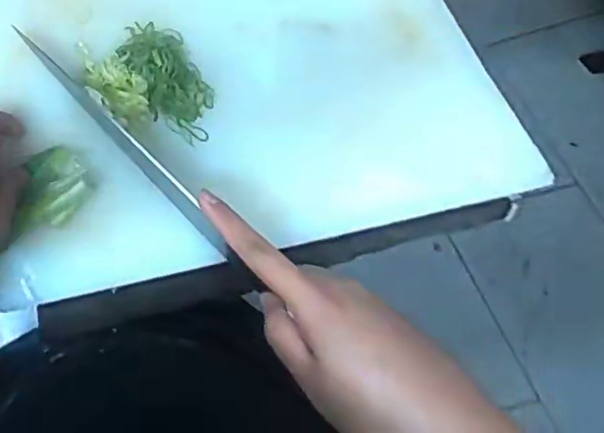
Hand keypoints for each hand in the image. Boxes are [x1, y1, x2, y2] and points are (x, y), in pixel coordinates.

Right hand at [201, 191, 516, 432]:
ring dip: (323, 328)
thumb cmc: (376, 408)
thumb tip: (273, 305)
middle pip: (295, 284)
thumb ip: (279, 335)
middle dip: (291, 310)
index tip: (206, 194)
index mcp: (314, 301)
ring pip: (326, 302)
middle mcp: (341, 287)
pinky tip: (375, 380)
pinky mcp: (398, 318)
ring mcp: (373, 299)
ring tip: (350, 382)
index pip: (260, 254)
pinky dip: (351, 338)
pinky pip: (355, 316)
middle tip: (311, 365)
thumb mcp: (312, 382)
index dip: (229, 224)